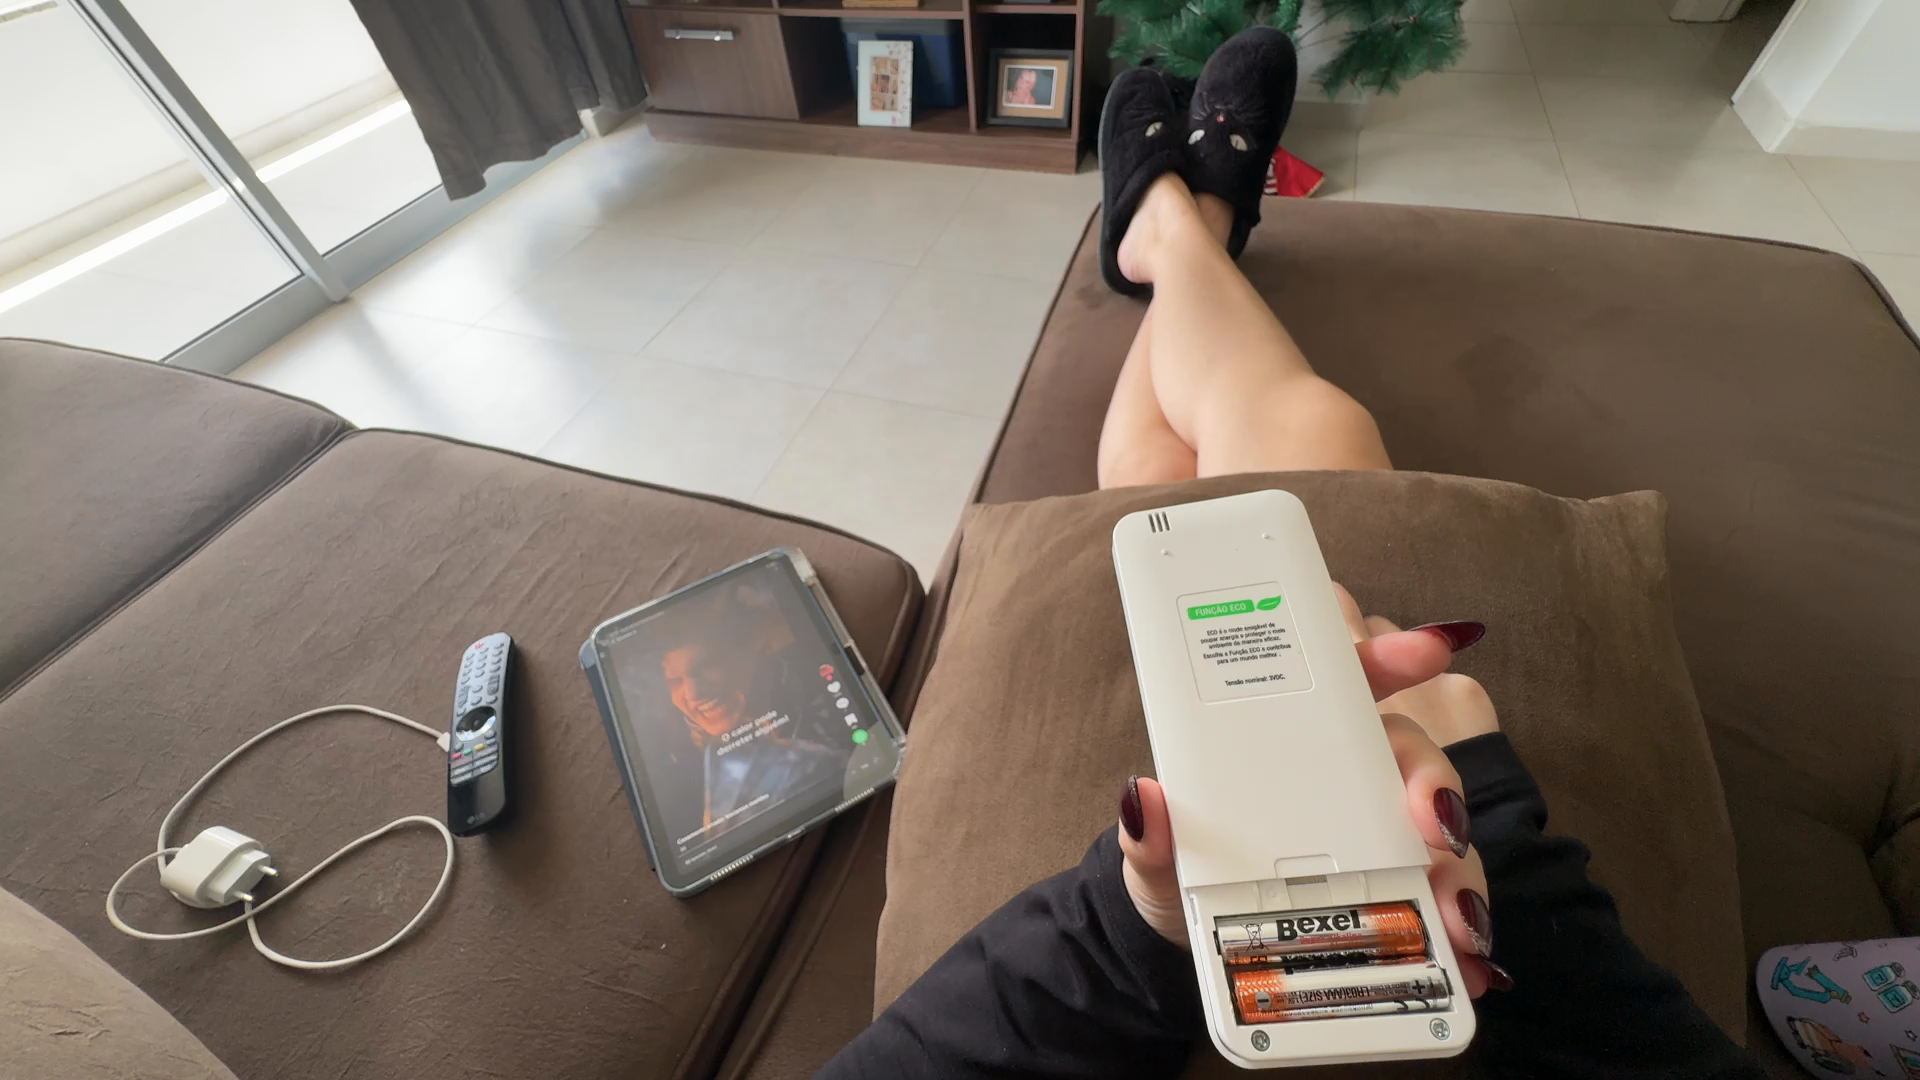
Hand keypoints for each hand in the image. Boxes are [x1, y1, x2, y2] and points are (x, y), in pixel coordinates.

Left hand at [1117, 585, 1509, 995]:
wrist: (1198, 942)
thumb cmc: (1180, 870)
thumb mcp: (1156, 853)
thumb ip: (1147, 834)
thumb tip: (1141, 801)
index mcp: (1278, 740)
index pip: (1335, 680)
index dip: (1382, 656)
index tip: (1427, 647)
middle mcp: (1334, 773)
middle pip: (1403, 744)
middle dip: (1431, 774)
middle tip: (1434, 821)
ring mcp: (1372, 826)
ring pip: (1438, 817)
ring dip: (1459, 861)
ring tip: (1452, 912)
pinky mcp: (1396, 883)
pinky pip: (1445, 886)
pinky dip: (1460, 914)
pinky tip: (1465, 955)